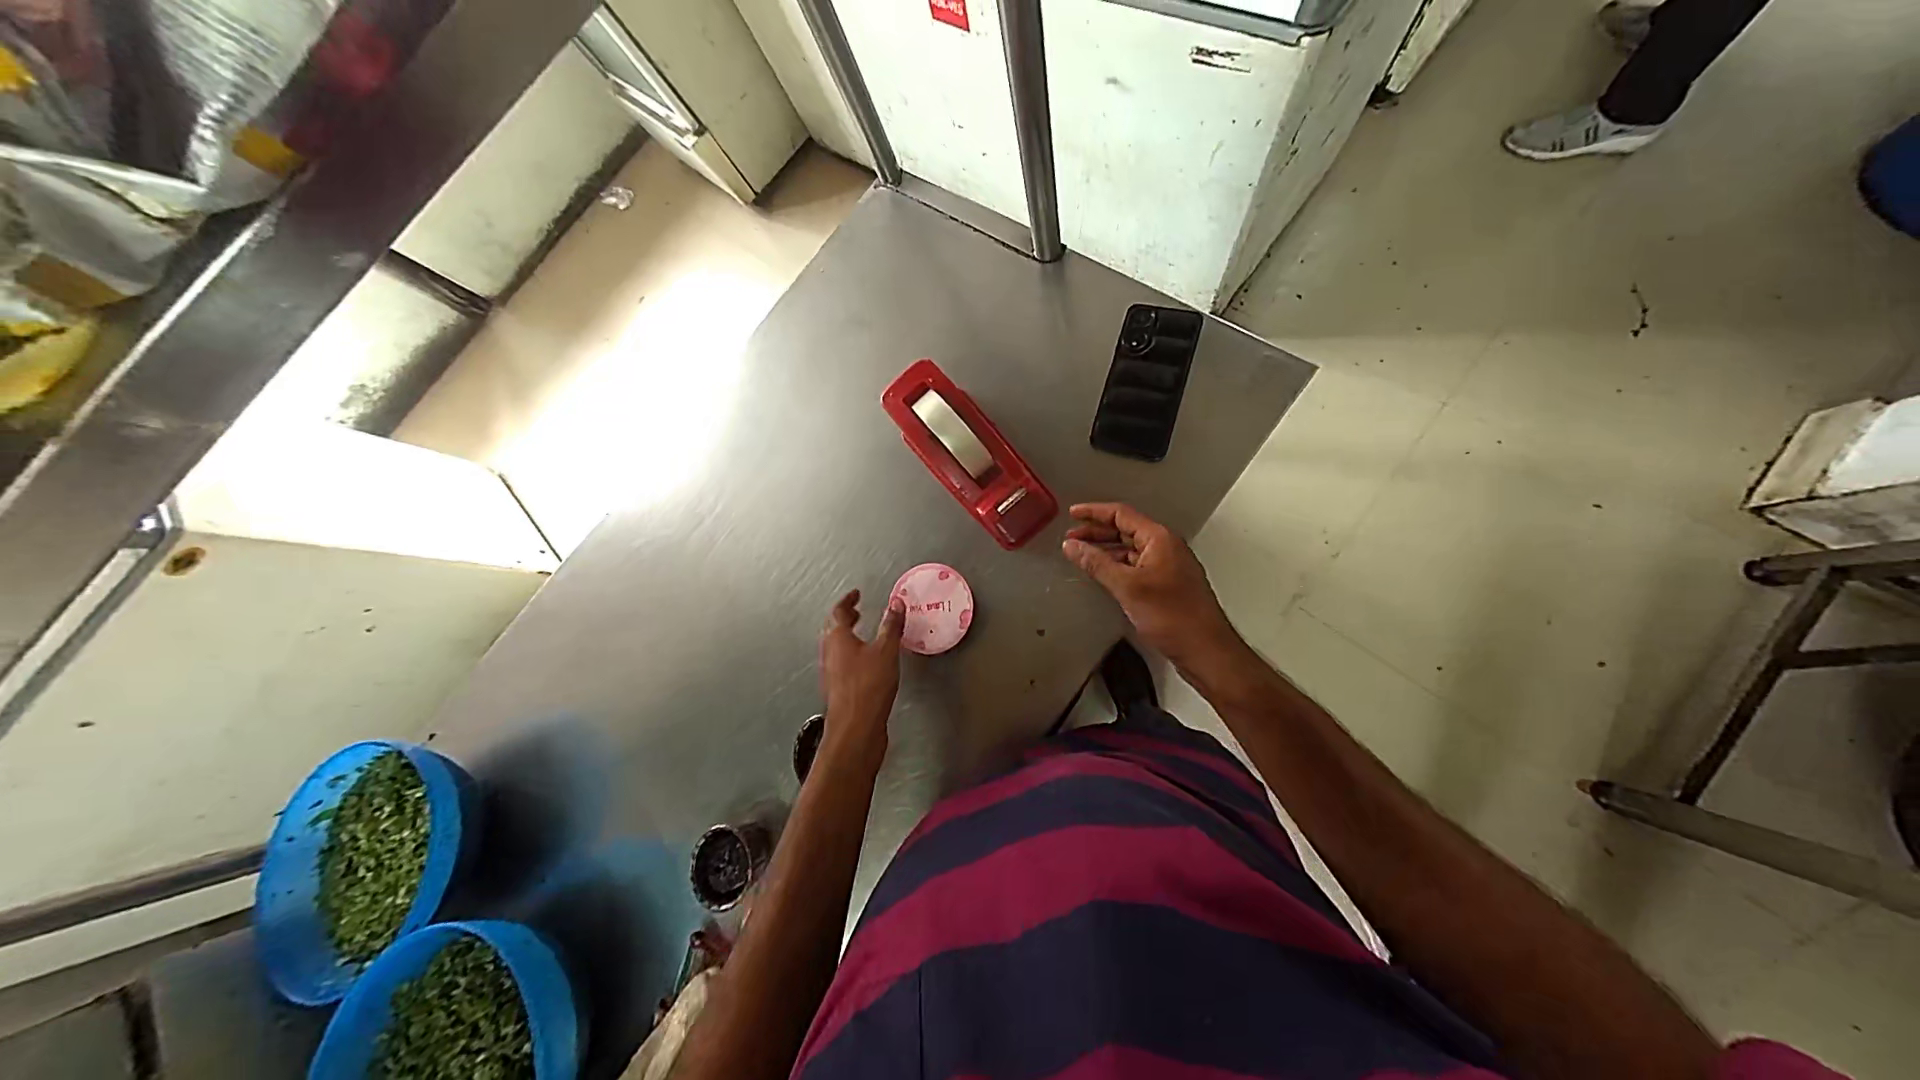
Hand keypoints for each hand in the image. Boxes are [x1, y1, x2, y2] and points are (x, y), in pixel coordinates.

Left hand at [818, 589, 904, 767]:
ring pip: (836, 647)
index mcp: (837, 638)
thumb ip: (891, 626)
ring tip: (862, 634)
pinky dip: (852, 655)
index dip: (848, 600)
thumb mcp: (886, 651)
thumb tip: (895, 605)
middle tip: (856, 610)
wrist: (856, 729)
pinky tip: (865, 663)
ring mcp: (831, 673)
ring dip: (848, 637)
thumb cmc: (867, 689)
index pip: (838, 611)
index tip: (855, 594)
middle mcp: (829, 654)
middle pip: (833, 629)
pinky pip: (842, 664)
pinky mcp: (838, 689)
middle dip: (845, 618)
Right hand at [1061, 503, 1240, 668]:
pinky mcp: (1168, 585)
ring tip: (1081, 555)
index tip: (1073, 514)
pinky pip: (1137, 566)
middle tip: (1071, 538)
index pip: (1122, 514)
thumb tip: (1072, 547)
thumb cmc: (1173, 617)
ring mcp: (1168, 566)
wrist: (1205, 649)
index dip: (1094, 512)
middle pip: (1126, 529)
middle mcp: (1166, 547)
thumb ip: (1097, 564)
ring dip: (1106, 550)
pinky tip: (1103, 574)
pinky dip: (1117, 566)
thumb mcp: (1127, 587)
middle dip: (1097, 532)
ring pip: (1131, 549)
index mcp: (1159, 539)